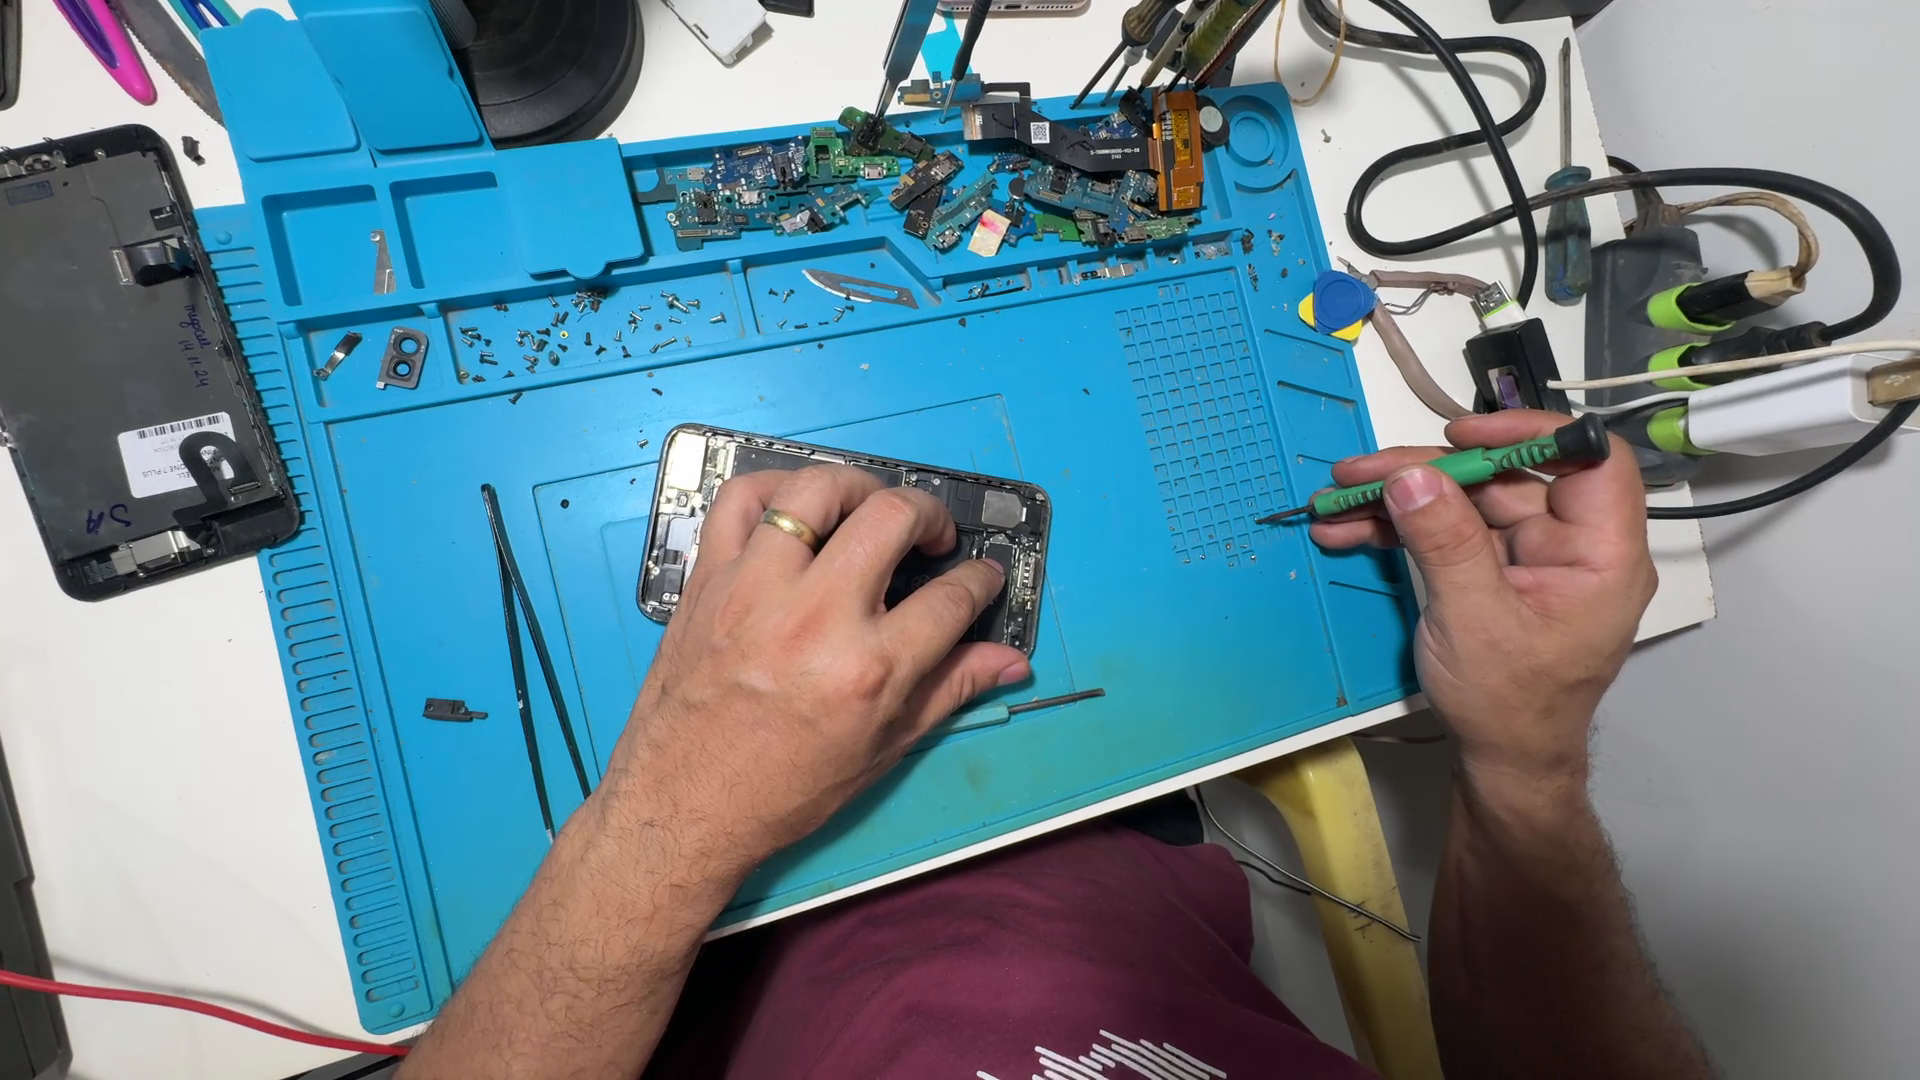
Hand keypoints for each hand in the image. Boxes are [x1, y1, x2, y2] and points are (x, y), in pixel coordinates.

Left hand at [604, 465, 1030, 872]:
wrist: (684, 804)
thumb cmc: (791, 787)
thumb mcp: (885, 748)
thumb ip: (952, 689)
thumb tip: (1014, 661)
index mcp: (870, 669)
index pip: (952, 598)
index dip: (981, 579)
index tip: (982, 574)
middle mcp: (817, 617)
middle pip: (892, 518)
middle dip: (931, 515)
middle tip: (933, 536)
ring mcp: (756, 589)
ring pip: (815, 492)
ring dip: (858, 487)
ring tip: (871, 509)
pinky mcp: (709, 579)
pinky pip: (738, 500)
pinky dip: (774, 488)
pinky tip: (797, 509)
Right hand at [1311, 411, 1655, 786]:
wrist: (1497, 753)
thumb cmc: (1506, 698)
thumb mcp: (1472, 619)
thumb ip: (1445, 544)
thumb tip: (1410, 477)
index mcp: (1595, 554)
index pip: (1586, 463)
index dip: (1528, 435)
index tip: (1458, 435)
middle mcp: (1561, 544)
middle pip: (1497, 480)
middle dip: (1420, 473)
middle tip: (1353, 475)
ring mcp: (1517, 555)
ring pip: (1456, 503)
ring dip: (1391, 501)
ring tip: (1332, 504)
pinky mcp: (1480, 568)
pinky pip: (1436, 532)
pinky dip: (1391, 529)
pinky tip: (1345, 531)